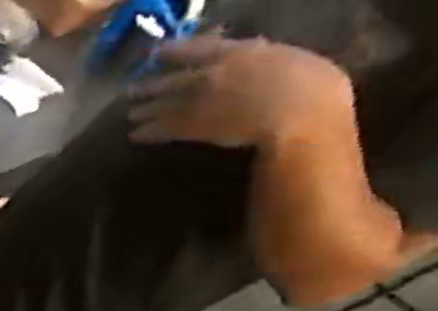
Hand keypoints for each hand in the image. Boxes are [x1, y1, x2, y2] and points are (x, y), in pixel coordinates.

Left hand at [128, 36, 354, 149]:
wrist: (296, 113)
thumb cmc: (306, 80)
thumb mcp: (282, 55)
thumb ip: (258, 54)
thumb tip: (249, 50)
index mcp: (235, 52)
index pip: (196, 48)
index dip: (172, 50)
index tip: (156, 51)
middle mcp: (210, 74)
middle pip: (170, 80)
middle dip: (149, 86)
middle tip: (131, 91)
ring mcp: (198, 102)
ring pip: (161, 106)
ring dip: (143, 111)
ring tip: (130, 115)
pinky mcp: (192, 128)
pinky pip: (161, 131)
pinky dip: (146, 133)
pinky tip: (135, 136)